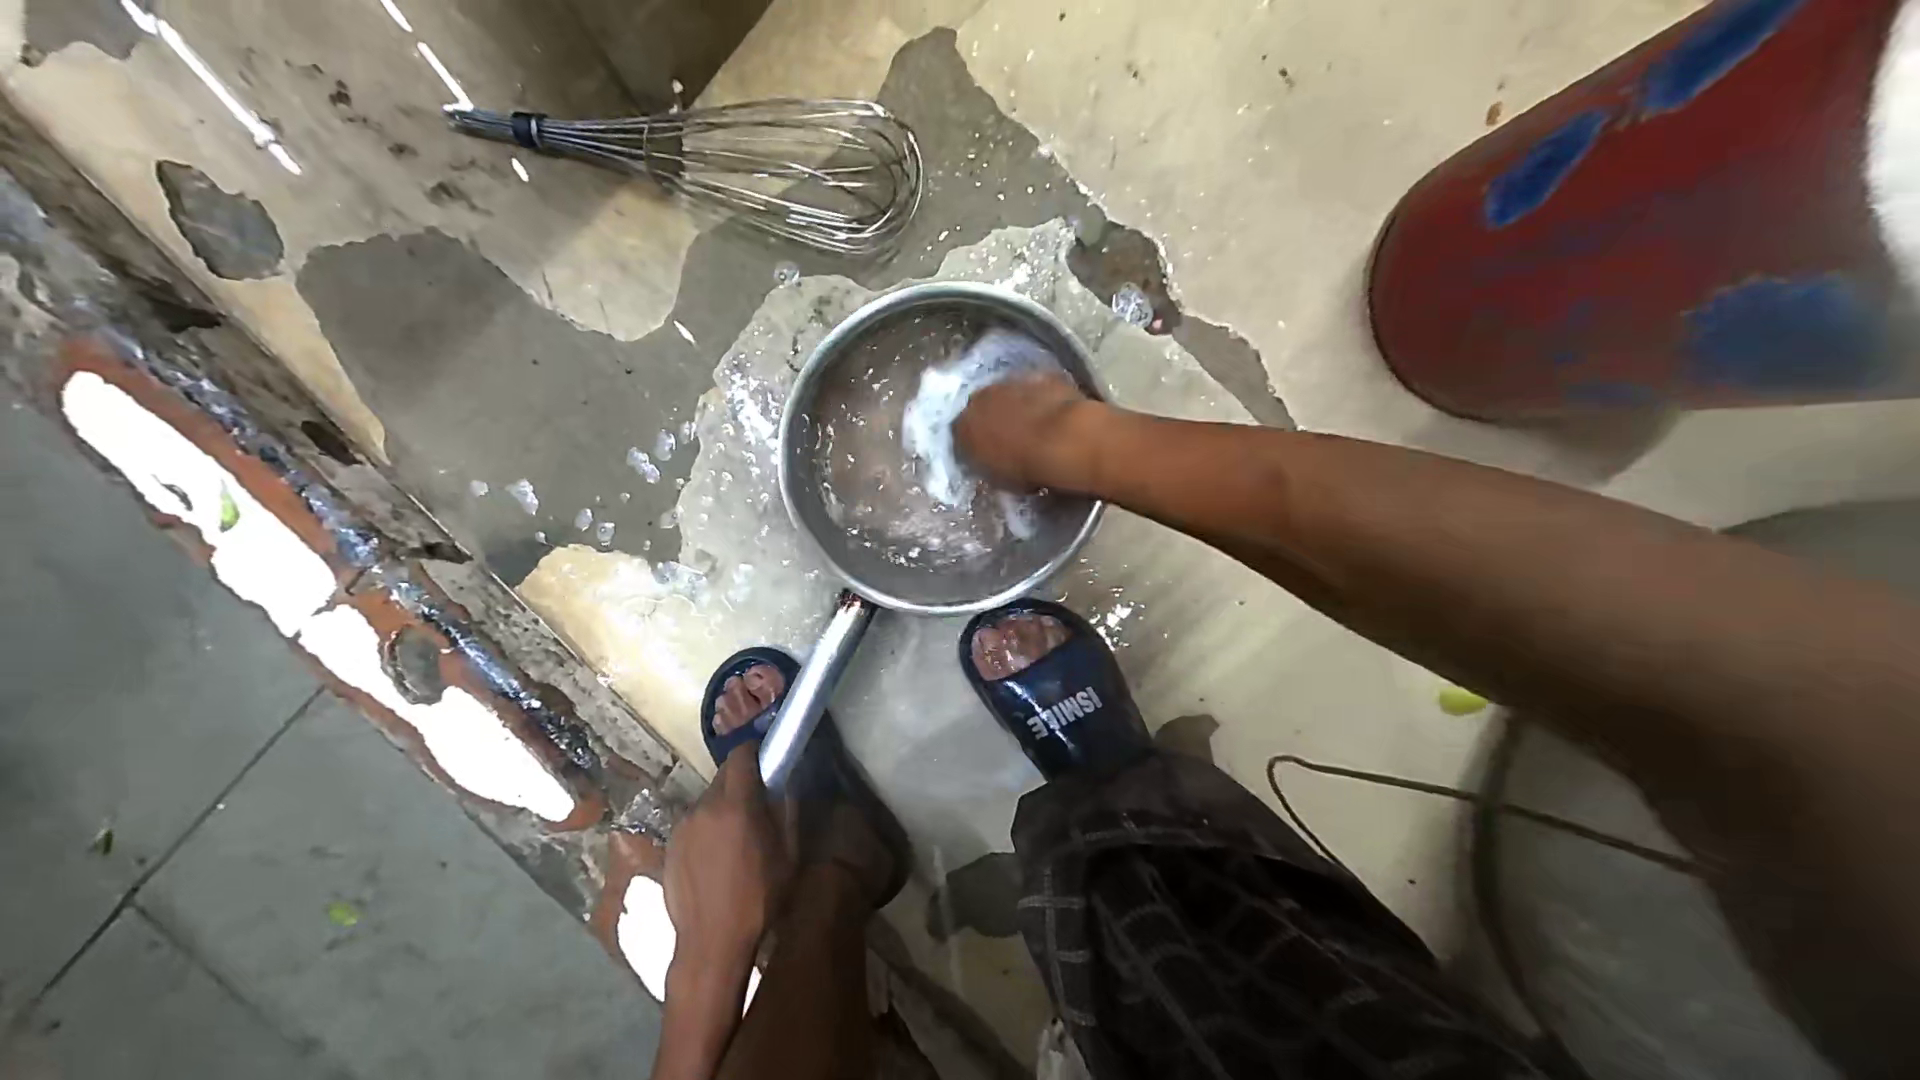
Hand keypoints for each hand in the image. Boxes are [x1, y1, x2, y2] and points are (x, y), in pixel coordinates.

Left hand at [663, 746, 791, 967]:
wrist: (711, 944)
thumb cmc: (760, 899)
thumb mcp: (789, 853)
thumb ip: (787, 810)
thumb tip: (783, 783)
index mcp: (736, 804)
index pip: (741, 754)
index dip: (755, 752)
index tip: (768, 760)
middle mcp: (704, 807)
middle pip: (724, 776)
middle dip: (742, 780)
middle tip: (759, 801)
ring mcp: (682, 827)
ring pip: (708, 799)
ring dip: (724, 805)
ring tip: (737, 835)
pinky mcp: (669, 847)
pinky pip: (694, 823)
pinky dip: (707, 827)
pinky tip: (717, 856)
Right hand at [954, 373, 1096, 491]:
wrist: (1061, 439)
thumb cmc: (1024, 467)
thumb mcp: (997, 477)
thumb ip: (988, 464)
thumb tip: (992, 460)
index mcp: (963, 426)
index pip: (962, 435)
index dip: (975, 445)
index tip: (988, 455)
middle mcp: (980, 398)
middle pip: (982, 408)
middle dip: (993, 419)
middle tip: (1010, 437)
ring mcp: (1010, 382)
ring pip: (1009, 394)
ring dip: (1017, 406)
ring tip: (1035, 425)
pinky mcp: (1040, 374)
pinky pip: (1036, 388)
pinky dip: (1041, 398)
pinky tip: (1054, 414)